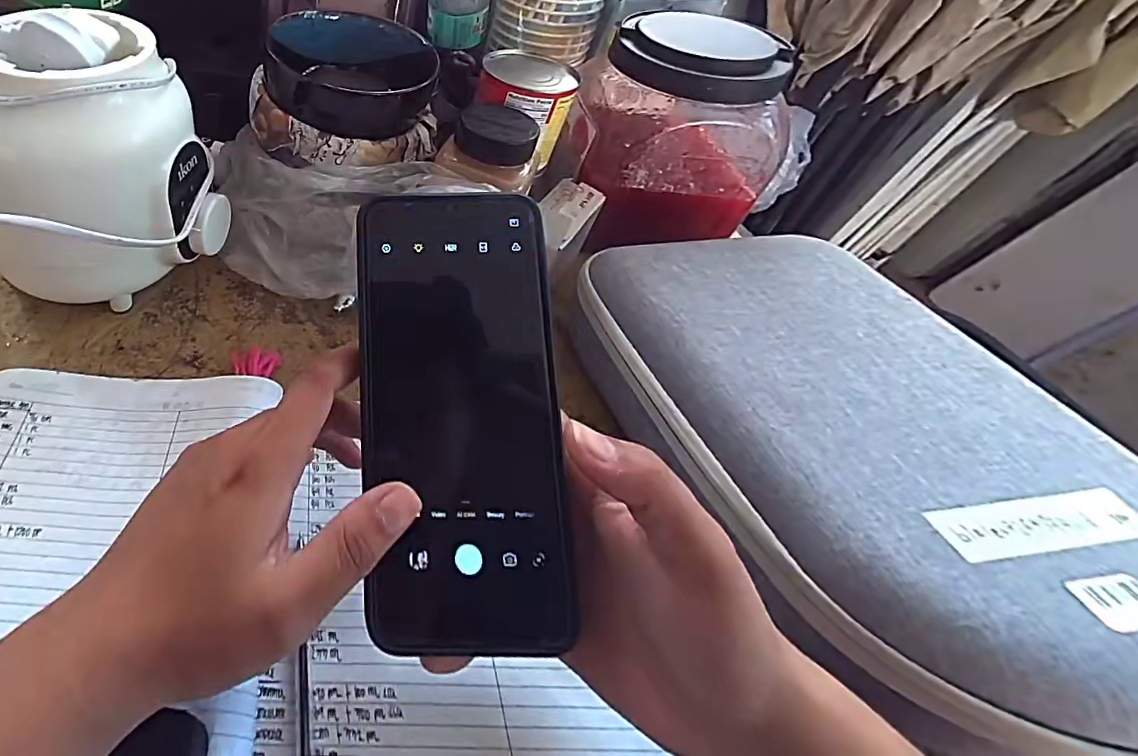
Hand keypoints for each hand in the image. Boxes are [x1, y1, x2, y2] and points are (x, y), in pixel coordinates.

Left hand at [77, 347, 417, 706]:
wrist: (101, 646)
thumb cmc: (193, 627)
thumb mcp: (291, 601)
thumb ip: (352, 544)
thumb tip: (400, 498)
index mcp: (258, 469)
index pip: (310, 391)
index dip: (344, 366)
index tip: (368, 356)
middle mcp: (226, 452)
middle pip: (293, 408)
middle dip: (337, 416)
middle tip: (366, 452)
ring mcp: (200, 464)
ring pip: (267, 429)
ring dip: (307, 438)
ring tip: (333, 473)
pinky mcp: (184, 481)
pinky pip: (241, 448)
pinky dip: (276, 454)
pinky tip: (279, 500)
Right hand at [428, 419, 914, 755]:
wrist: (732, 722)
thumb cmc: (728, 626)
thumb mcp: (698, 549)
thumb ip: (649, 488)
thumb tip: (583, 437)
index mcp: (602, 483)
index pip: (539, 433)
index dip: (494, 416)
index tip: (444, 419)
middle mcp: (570, 514)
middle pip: (497, 480)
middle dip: (451, 481)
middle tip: (405, 496)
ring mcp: (551, 561)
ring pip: (482, 534)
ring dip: (448, 542)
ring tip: (408, 555)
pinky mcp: (540, 606)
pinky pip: (487, 593)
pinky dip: (460, 604)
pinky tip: (444, 626)